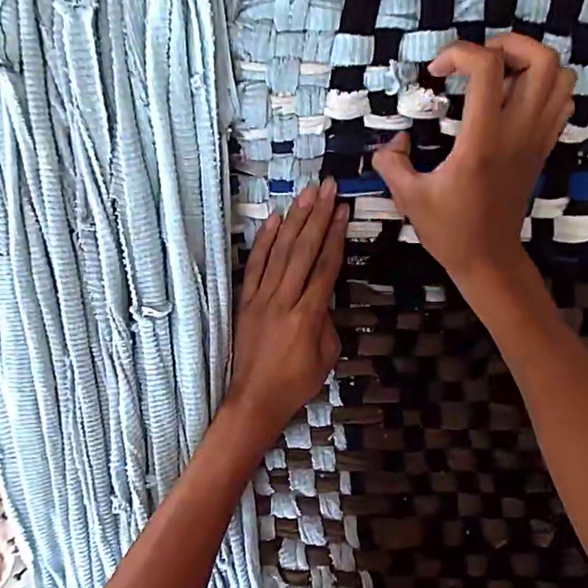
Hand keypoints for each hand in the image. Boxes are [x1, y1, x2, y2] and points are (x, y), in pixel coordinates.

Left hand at [225, 178, 348, 431]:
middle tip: (327, 188)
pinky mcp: (245, 301)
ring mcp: (261, 298)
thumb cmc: (296, 383)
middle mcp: (284, 300)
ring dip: (294, 220)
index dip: (335, 235)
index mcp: (308, 315)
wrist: (254, 400)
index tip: (343, 210)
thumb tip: (323, 297)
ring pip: (280, 251)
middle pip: (303, 250)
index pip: (325, 266)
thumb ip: (328, 321)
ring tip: (306, 194)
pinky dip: (264, 241)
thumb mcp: (327, 356)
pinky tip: (274, 220)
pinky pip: (255, 265)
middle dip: (317, 216)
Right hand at [372, 34, 572, 287]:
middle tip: (476, 61)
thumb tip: (394, 142)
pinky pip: (561, 101)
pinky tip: (512, 99)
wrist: (488, 258)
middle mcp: (517, 133)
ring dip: (529, 62)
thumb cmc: (449, 230)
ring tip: (496, 75)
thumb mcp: (408, 197)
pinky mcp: (543, 148)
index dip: (460, 53)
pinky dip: (543, 87)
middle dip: (507, 44)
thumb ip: (391, 163)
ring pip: (559, 76)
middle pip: (540, 60)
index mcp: (481, 142)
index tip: (437, 72)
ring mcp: (536, 140)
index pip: (488, 68)